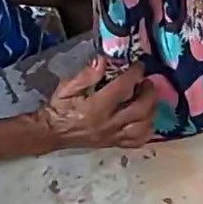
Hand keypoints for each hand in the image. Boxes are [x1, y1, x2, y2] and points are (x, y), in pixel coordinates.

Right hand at [35, 57, 155, 150]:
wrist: (51, 133)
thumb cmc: (59, 108)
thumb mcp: (67, 87)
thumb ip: (87, 75)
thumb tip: (103, 59)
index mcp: (97, 108)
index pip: (123, 88)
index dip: (135, 74)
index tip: (138, 65)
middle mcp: (109, 123)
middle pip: (141, 109)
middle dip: (148, 92)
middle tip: (147, 82)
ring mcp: (113, 136)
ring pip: (143, 126)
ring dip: (151, 110)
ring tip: (148, 98)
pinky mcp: (114, 144)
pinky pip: (137, 141)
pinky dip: (147, 129)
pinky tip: (146, 118)